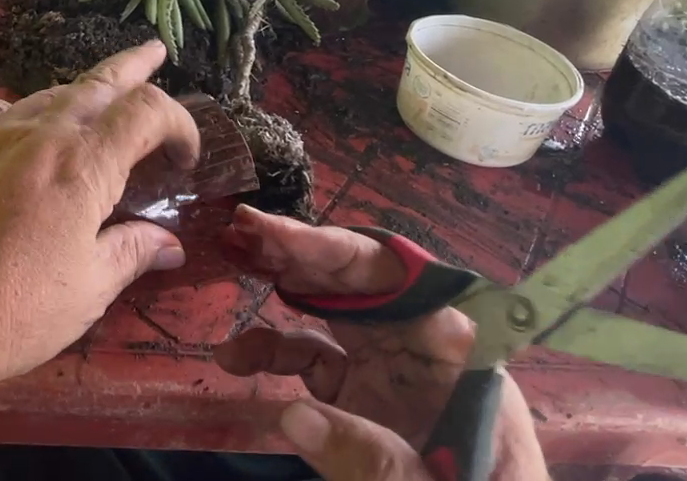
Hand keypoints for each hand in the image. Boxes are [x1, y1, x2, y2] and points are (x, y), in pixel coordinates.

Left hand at [0, 41, 200, 409]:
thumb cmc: (15, 310)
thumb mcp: (89, 289)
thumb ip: (132, 252)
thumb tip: (170, 244)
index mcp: (83, 164)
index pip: (146, 111)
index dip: (178, 122)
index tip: (186, 157)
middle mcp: (41, 133)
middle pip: (98, 82)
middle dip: (134, 66)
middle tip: (155, 51)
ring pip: (50, 93)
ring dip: (82, 93)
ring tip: (99, 99)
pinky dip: (21, 112)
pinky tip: (23, 127)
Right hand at [214, 207, 547, 480]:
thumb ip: (372, 459)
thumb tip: (291, 414)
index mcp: (455, 354)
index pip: (398, 278)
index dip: (337, 250)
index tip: (281, 236)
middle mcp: (417, 345)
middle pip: (355, 280)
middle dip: (298, 250)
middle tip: (241, 228)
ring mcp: (385, 368)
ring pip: (327, 305)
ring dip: (279, 280)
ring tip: (231, 257)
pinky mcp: (357, 395)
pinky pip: (307, 354)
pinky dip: (269, 350)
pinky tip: (232, 357)